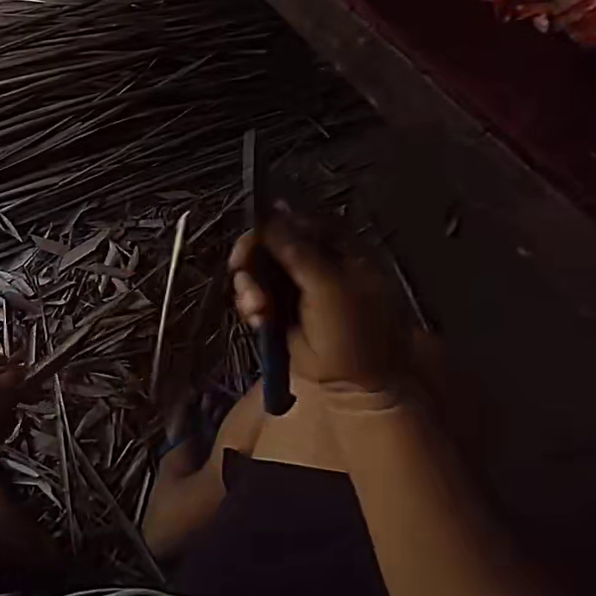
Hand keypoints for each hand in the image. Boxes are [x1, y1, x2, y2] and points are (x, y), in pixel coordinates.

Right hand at [231, 212, 408, 403]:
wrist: (353, 386)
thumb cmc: (353, 333)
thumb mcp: (328, 286)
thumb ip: (296, 248)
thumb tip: (272, 208)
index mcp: (340, 248)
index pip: (298, 220)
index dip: (272, 225)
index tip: (253, 236)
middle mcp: (317, 262)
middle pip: (271, 243)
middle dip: (254, 259)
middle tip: (242, 271)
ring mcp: (297, 287)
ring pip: (258, 269)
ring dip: (249, 286)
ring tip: (257, 309)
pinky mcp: (280, 309)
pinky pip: (254, 294)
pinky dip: (250, 305)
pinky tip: (258, 320)